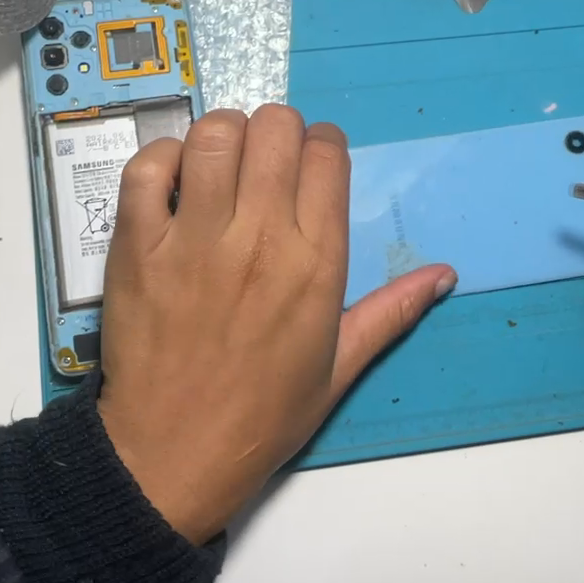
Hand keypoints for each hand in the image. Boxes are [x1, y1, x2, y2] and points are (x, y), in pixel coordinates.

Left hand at [97, 105, 456, 543]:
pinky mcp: (138, 244)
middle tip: (266, 160)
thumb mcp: (340, 367)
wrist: (173, 453)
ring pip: (214, 135)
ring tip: (222, 165)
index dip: (323, 143)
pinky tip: (174, 180)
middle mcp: (260, 236)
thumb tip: (445, 274)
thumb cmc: (264, 413)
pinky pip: (146, 167)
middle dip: (277, 130)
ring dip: (224, 136)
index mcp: (316, 262)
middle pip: (274, 129)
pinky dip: (162, 157)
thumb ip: (392, 311)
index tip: (311, 160)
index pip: (327, 155)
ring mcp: (194, 237)